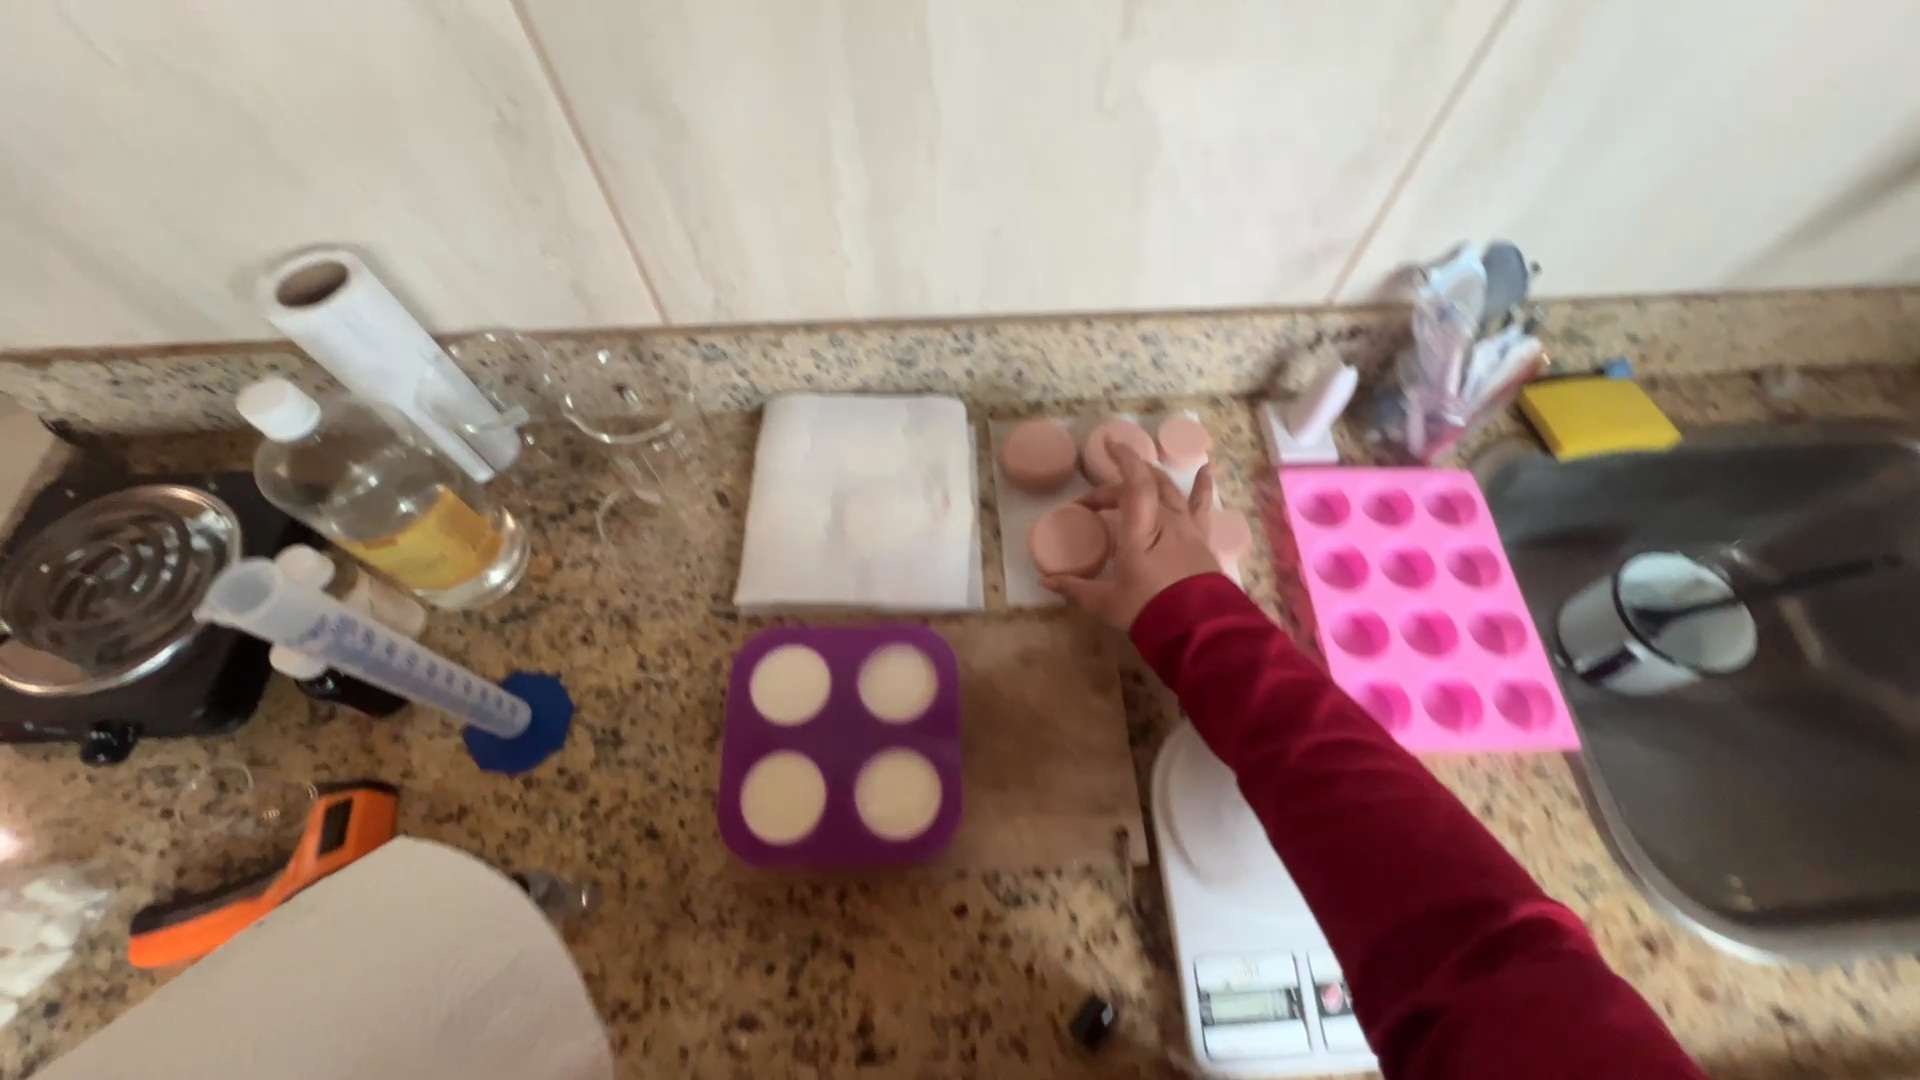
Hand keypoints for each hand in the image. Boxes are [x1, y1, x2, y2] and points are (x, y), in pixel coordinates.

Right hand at [1044, 445, 1221, 629]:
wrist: (1199, 630)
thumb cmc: (1148, 611)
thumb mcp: (1106, 602)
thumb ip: (1075, 588)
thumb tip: (1045, 581)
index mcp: (1140, 530)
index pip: (1134, 482)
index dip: (1123, 458)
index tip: (1108, 443)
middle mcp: (1166, 520)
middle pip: (1143, 486)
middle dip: (1115, 487)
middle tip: (1095, 503)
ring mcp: (1188, 528)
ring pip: (1170, 490)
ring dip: (1149, 479)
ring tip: (1136, 473)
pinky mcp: (1202, 539)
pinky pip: (1202, 506)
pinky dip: (1203, 485)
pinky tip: (1207, 468)